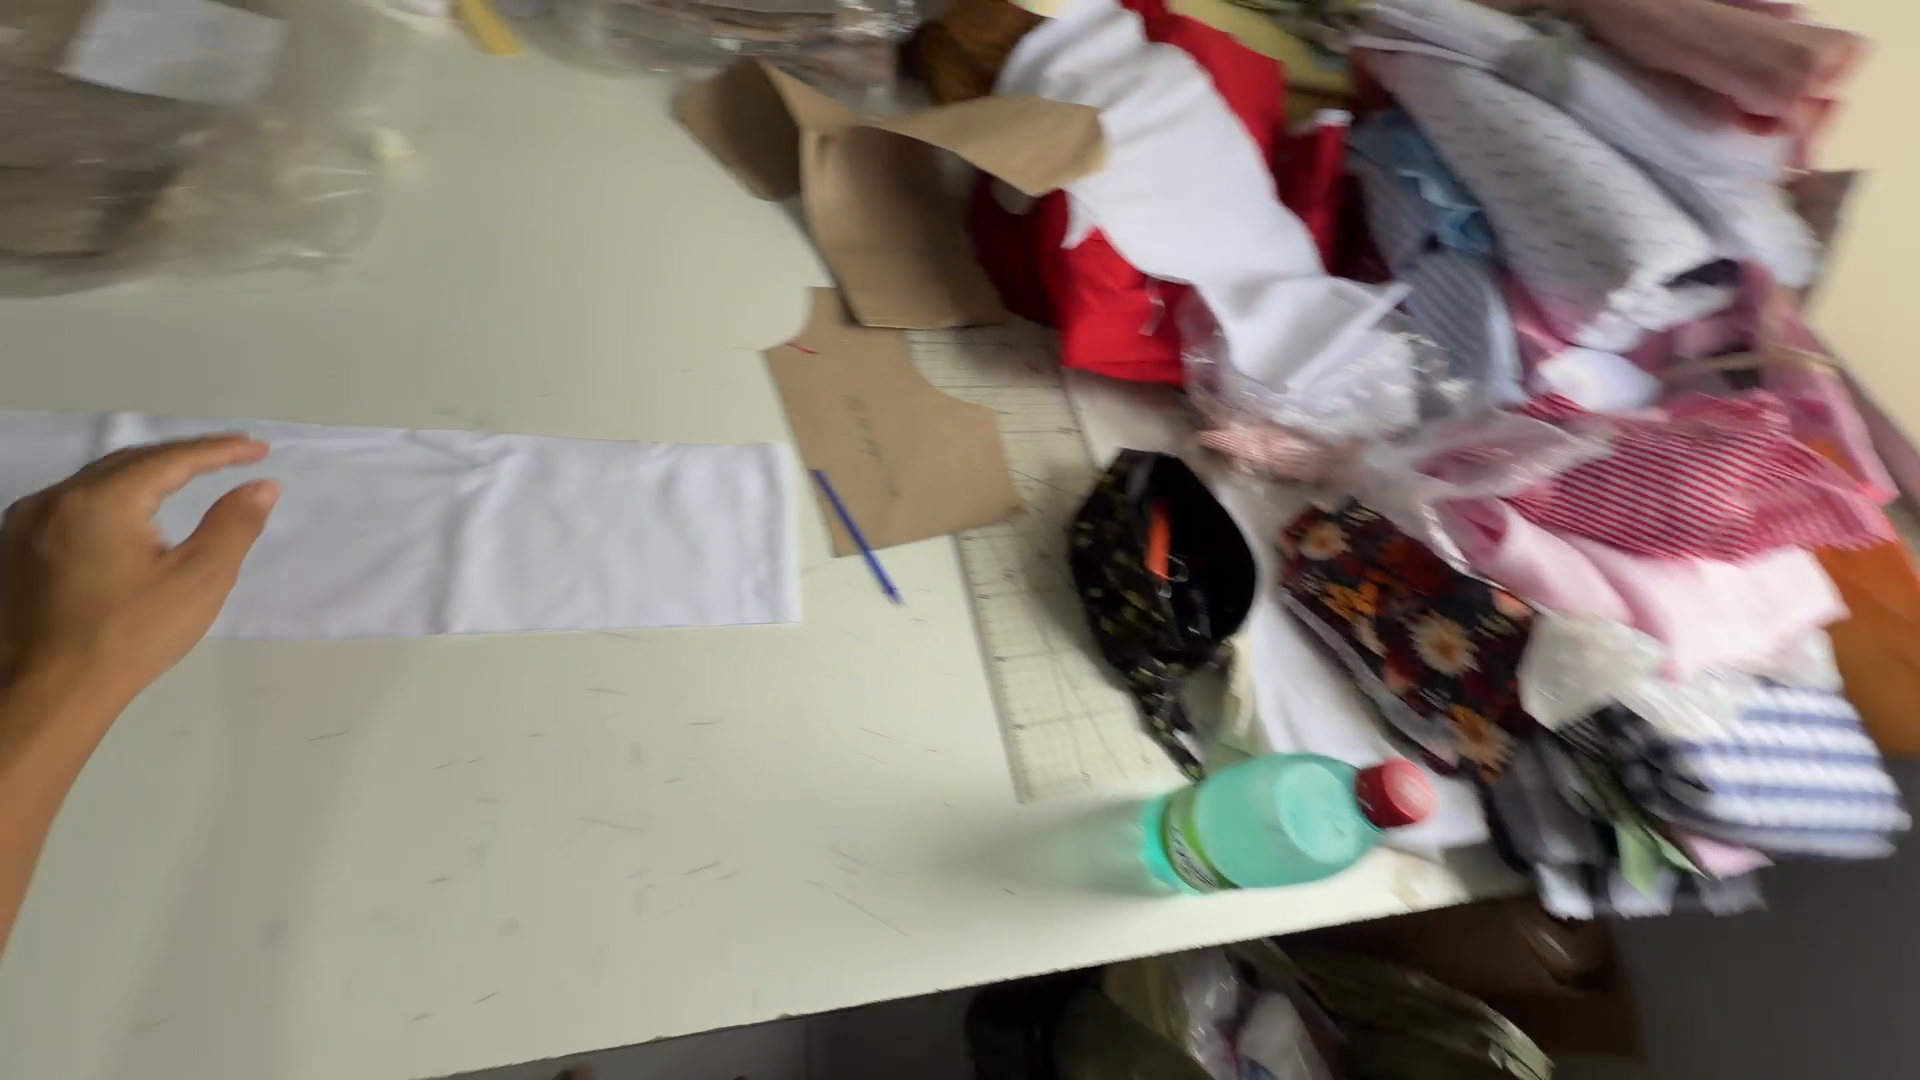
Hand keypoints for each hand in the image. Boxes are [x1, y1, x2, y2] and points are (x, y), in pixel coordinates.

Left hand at [0, 435, 278, 707]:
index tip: (261, 449)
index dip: (220, 450)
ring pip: (100, 478)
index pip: (170, 460)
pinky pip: (78, 500)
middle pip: (130, 461)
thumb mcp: (202, 577)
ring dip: (154, 470)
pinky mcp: (16, 547)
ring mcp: (25, 523)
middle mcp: (52, 501)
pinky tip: (143, 503)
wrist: (47, 688)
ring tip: (197, 472)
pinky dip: (123, 490)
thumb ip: (234, 524)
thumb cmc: (134, 631)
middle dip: (187, 454)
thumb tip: (262, 485)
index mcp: (99, 503)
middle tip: (237, 453)